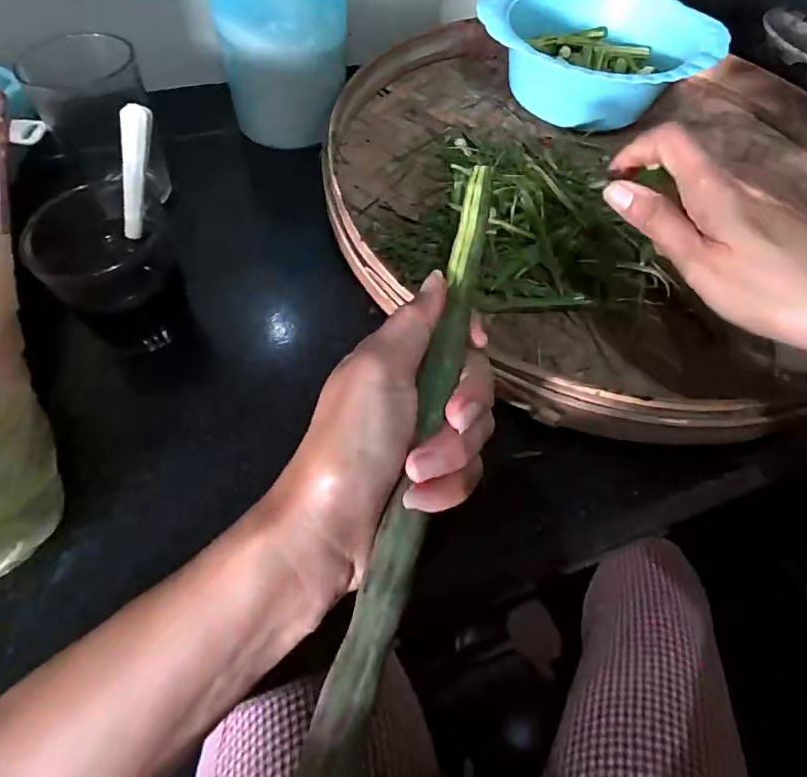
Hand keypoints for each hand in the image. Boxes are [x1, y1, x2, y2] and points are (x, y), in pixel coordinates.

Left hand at [266, 270, 494, 598]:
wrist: (328, 529)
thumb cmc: (352, 437)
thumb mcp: (380, 368)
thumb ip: (415, 322)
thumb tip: (437, 276)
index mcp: (401, 359)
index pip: (454, 330)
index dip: (472, 335)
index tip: (478, 347)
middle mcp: (418, 391)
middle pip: (478, 382)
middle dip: (466, 408)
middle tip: (447, 423)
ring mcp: (428, 437)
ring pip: (477, 433)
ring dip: (449, 457)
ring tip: (415, 475)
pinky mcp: (436, 478)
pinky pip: (468, 474)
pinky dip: (444, 488)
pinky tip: (416, 501)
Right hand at [602, 123, 806, 431]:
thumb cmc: (770, 291)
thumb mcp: (701, 263)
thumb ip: (659, 222)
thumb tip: (614, 187)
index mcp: (716, 187)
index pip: (670, 137)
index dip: (636, 148)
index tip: (614, 180)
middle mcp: (742, 182)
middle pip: (689, 161)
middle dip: (653, 181)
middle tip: (641, 229)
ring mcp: (768, 199)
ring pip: (710, 186)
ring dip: (680, 204)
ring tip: (680, 254)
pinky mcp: (785, 219)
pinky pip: (732, 204)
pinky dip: (707, 218)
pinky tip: (722, 261)